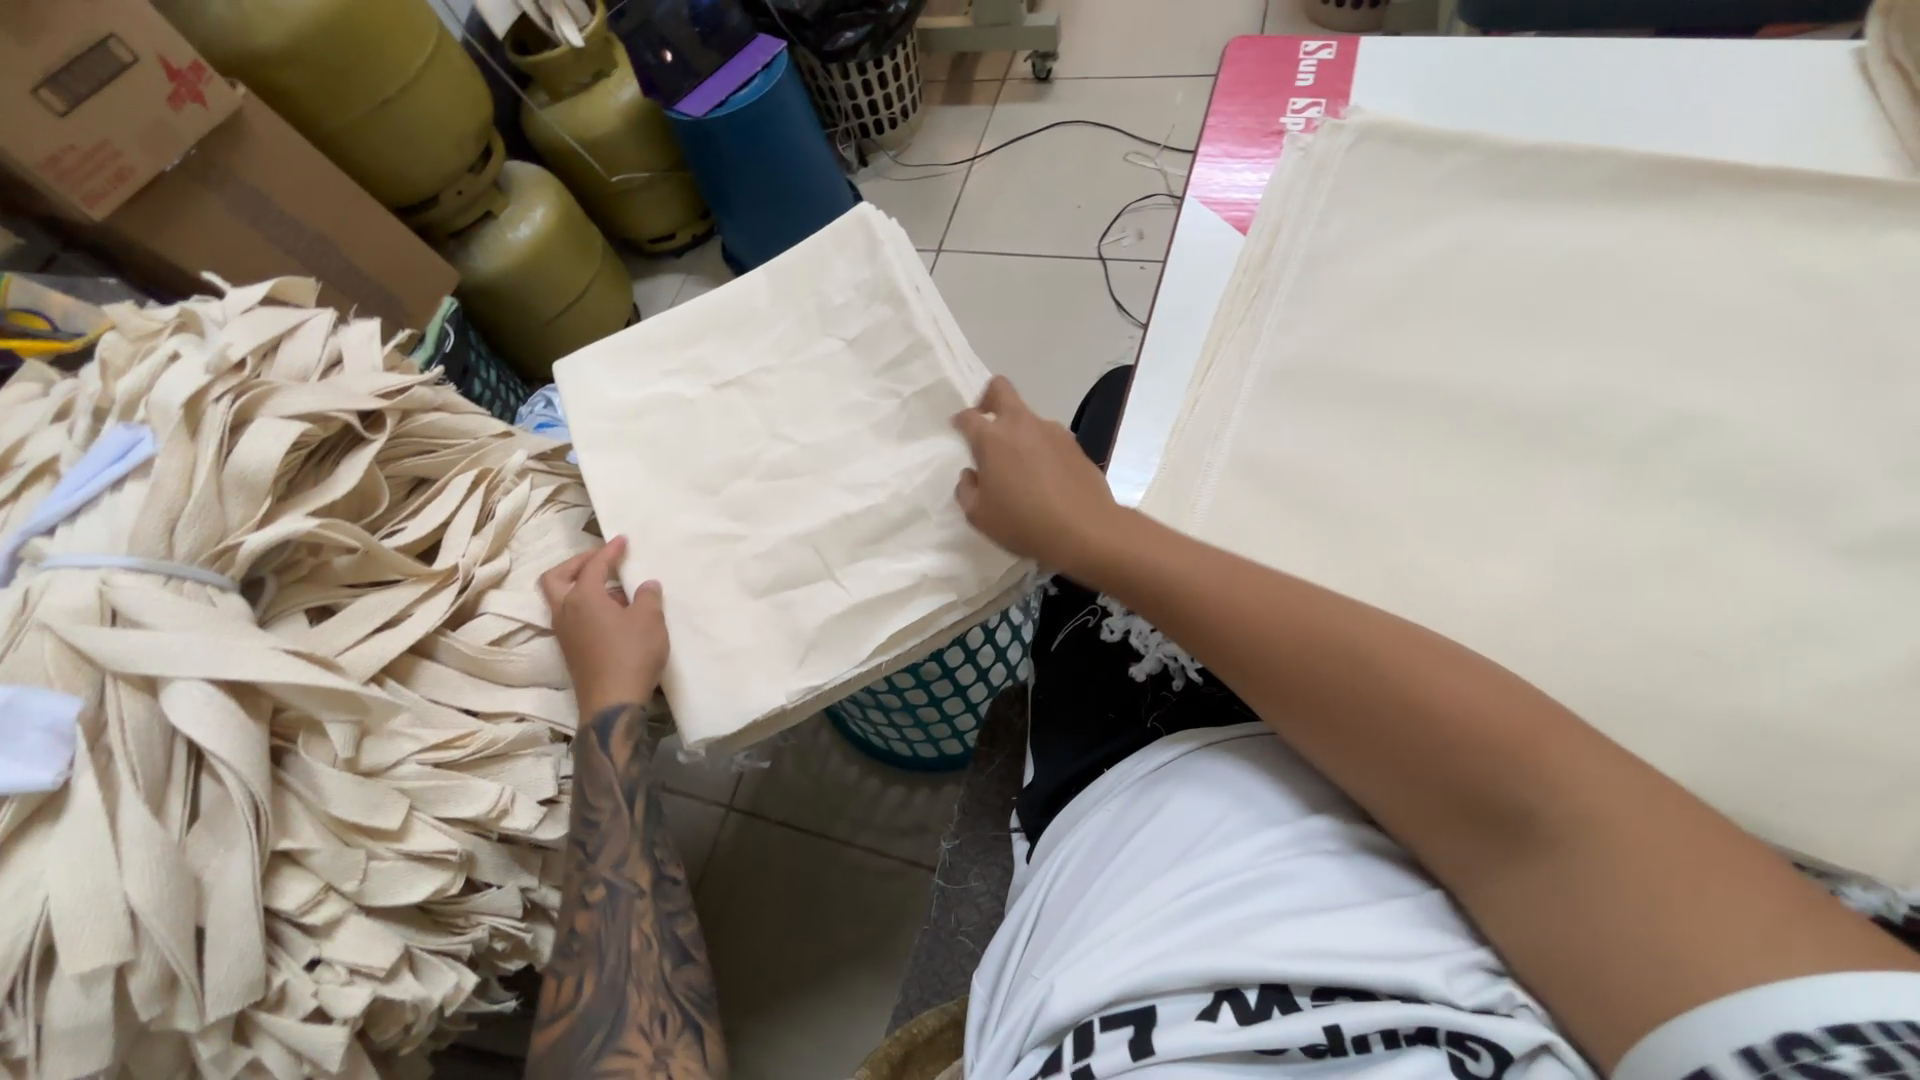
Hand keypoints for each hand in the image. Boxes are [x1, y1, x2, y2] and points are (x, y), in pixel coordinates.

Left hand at [540, 536, 669, 715]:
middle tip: (601, 560)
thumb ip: (648, 597)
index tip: (623, 541)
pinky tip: (611, 613)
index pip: (594, 566)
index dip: (609, 551)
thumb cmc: (632, 655)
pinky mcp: (570, 648)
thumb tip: (646, 585)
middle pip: (557, 577)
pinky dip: (585, 604)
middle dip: (577, 564)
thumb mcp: (650, 620)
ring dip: (581, 585)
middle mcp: (565, 611)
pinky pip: (570, 615)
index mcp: (583, 598)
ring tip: (613, 588)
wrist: (612, 701)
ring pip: (561, 598)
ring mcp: (563, 632)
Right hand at [953, 376, 1125, 573]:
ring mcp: (1052, 432)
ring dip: (1020, 434)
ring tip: (1023, 470)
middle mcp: (1022, 425)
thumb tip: (971, 474)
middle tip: (986, 423)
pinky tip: (1047, 480)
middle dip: (988, 398)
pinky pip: (1050, 440)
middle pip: (1001, 389)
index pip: (968, 416)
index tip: (959, 430)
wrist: (1084, 530)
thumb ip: (966, 490)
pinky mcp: (1075, 445)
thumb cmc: (1023, 523)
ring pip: (1029, 419)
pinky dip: (1042, 451)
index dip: (959, 421)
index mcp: (992, 439)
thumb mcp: (979, 516)